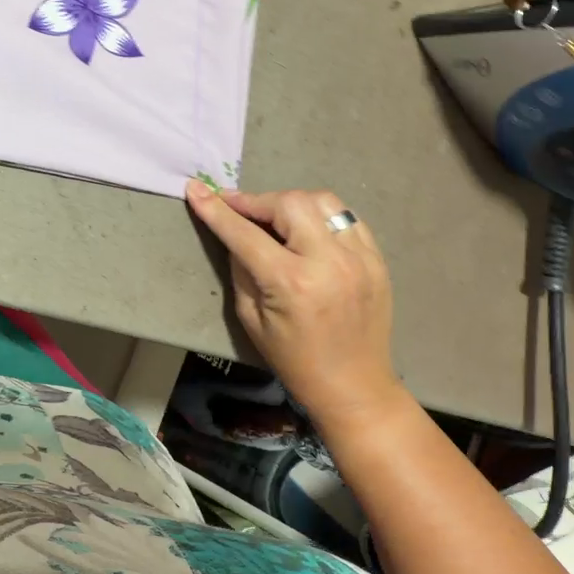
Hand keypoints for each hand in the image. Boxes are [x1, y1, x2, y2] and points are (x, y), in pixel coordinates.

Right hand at [184, 182, 406, 430]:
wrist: (354, 385)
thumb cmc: (293, 358)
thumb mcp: (250, 317)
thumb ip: (241, 268)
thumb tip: (236, 232)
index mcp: (291, 283)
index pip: (245, 233)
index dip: (217, 209)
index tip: (195, 189)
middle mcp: (329, 262)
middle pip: (289, 203)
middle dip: (257, 201)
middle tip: (239, 210)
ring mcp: (359, 258)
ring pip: (321, 201)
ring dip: (290, 203)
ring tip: (275, 219)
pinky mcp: (377, 259)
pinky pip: (345, 217)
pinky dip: (320, 215)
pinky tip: (306, 230)